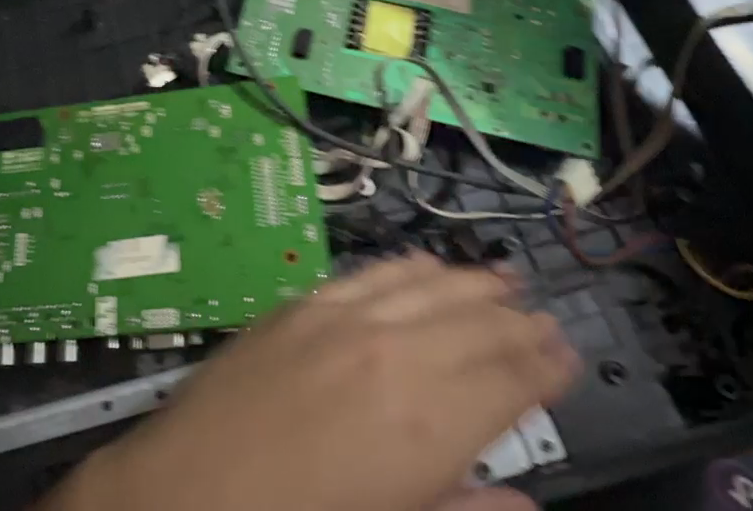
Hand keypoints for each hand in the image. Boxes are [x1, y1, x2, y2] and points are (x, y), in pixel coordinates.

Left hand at [45, 254, 576, 510]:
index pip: (511, 380)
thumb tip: (523, 505)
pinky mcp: (301, 305)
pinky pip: (370, 273)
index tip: (568, 355)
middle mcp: (395, 353)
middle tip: (547, 318)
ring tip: (505, 280)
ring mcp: (343, 320)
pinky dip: (408, 267)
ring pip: (429, 286)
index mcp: (429, 421)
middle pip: (478, 325)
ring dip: (473, 283)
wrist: (184, 491)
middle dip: (520, 322)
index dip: (546, 365)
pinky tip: (425, 265)